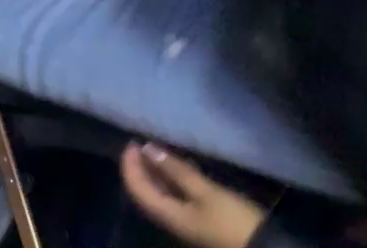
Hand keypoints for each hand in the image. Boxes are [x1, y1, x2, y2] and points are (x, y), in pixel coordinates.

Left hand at [121, 142, 267, 247]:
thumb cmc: (236, 222)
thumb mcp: (207, 193)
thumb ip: (176, 171)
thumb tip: (148, 148)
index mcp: (165, 214)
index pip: (134, 186)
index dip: (129, 163)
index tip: (134, 142)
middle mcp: (171, 220)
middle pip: (146, 190)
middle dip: (142, 166)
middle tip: (146, 144)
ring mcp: (187, 224)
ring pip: (163, 194)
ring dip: (160, 173)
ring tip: (164, 152)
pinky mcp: (203, 224)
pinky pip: (180, 200)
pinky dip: (177, 182)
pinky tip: (187, 170)